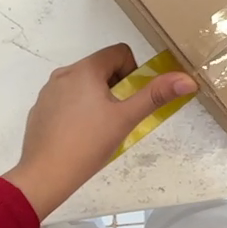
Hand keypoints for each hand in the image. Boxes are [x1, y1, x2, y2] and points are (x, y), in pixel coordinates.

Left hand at [2, 44, 195, 219]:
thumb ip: (156, 95)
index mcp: (85, 70)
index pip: (119, 53)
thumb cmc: (88, 144)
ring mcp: (47, 92)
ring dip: (95, 101)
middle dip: (114, 89)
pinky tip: (77, 138)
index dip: (133, 73)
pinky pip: (64, 102)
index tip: (131, 100)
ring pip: (81, 86)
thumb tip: (188, 79)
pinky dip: (75, 113)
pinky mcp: (38, 111)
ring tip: (97, 131)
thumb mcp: (126, 119)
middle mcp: (63, 74)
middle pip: (100, 69)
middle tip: (116, 119)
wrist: (45, 174)